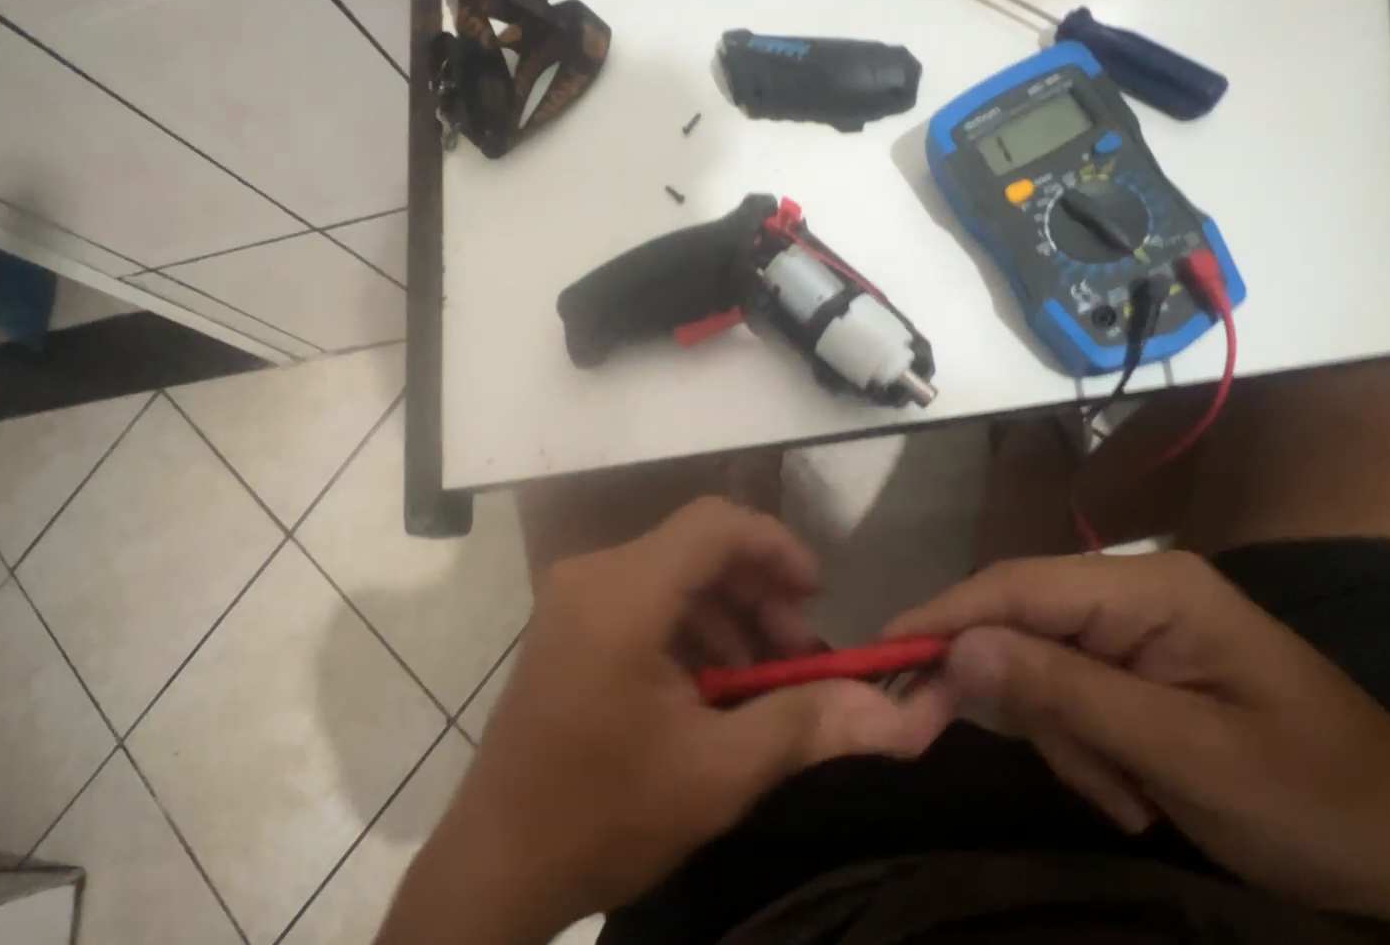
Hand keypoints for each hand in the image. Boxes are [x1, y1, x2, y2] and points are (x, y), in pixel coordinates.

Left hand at [382, 498, 952, 943]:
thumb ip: (806, 723)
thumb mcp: (719, 772)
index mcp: (622, 595)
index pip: (715, 525)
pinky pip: (644, 602)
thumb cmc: (605, 813)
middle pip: (696, 549)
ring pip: (673, 576)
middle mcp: (592, 576)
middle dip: (759, 594)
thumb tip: (892, 712)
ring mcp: (573, 601)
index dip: (777, 546)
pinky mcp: (569, 627)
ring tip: (766, 682)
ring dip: (729, 617)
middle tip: (802, 656)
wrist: (497, 864)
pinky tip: (715, 689)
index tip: (818, 596)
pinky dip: (691, 631)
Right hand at [887, 551, 1389, 944]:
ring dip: (1064, 738)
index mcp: (1152, 588)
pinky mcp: (1146, 671)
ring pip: (1044, 668)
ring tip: (1119, 796)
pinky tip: (1130, 793)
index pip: (1016, 584)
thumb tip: (954, 643)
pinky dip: (1086, 748)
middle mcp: (1139, 593)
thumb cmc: (1314, 801)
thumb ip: (1062, 689)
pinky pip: (1077, 697)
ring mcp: (1142, 632)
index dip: (942, 616)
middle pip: (1023, 624)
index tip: (879, 656)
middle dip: (1024, 700)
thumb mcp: (1181, 752)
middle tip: (1046, 768)